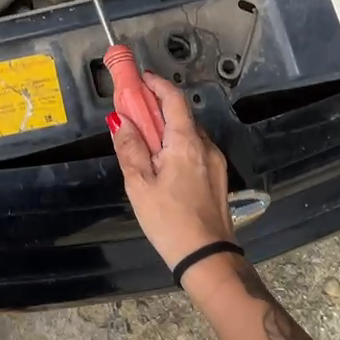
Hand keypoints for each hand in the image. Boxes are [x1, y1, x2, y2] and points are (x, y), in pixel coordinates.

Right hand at [109, 71, 233, 267]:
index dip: (156, 84)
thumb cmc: (170, 221)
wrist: (209, 260)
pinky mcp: (218, 179)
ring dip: (167, 130)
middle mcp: (206, 146)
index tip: (139, 78)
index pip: (174, 99)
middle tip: (134, 113)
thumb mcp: (139, 184)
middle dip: (157, 109)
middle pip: (181, 115)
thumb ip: (129, 147)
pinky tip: (163, 165)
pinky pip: (195, 151)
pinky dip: (178, 146)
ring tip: (145, 143)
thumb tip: (120, 119)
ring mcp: (216, 163)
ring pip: (189, 134)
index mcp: (186, 142)